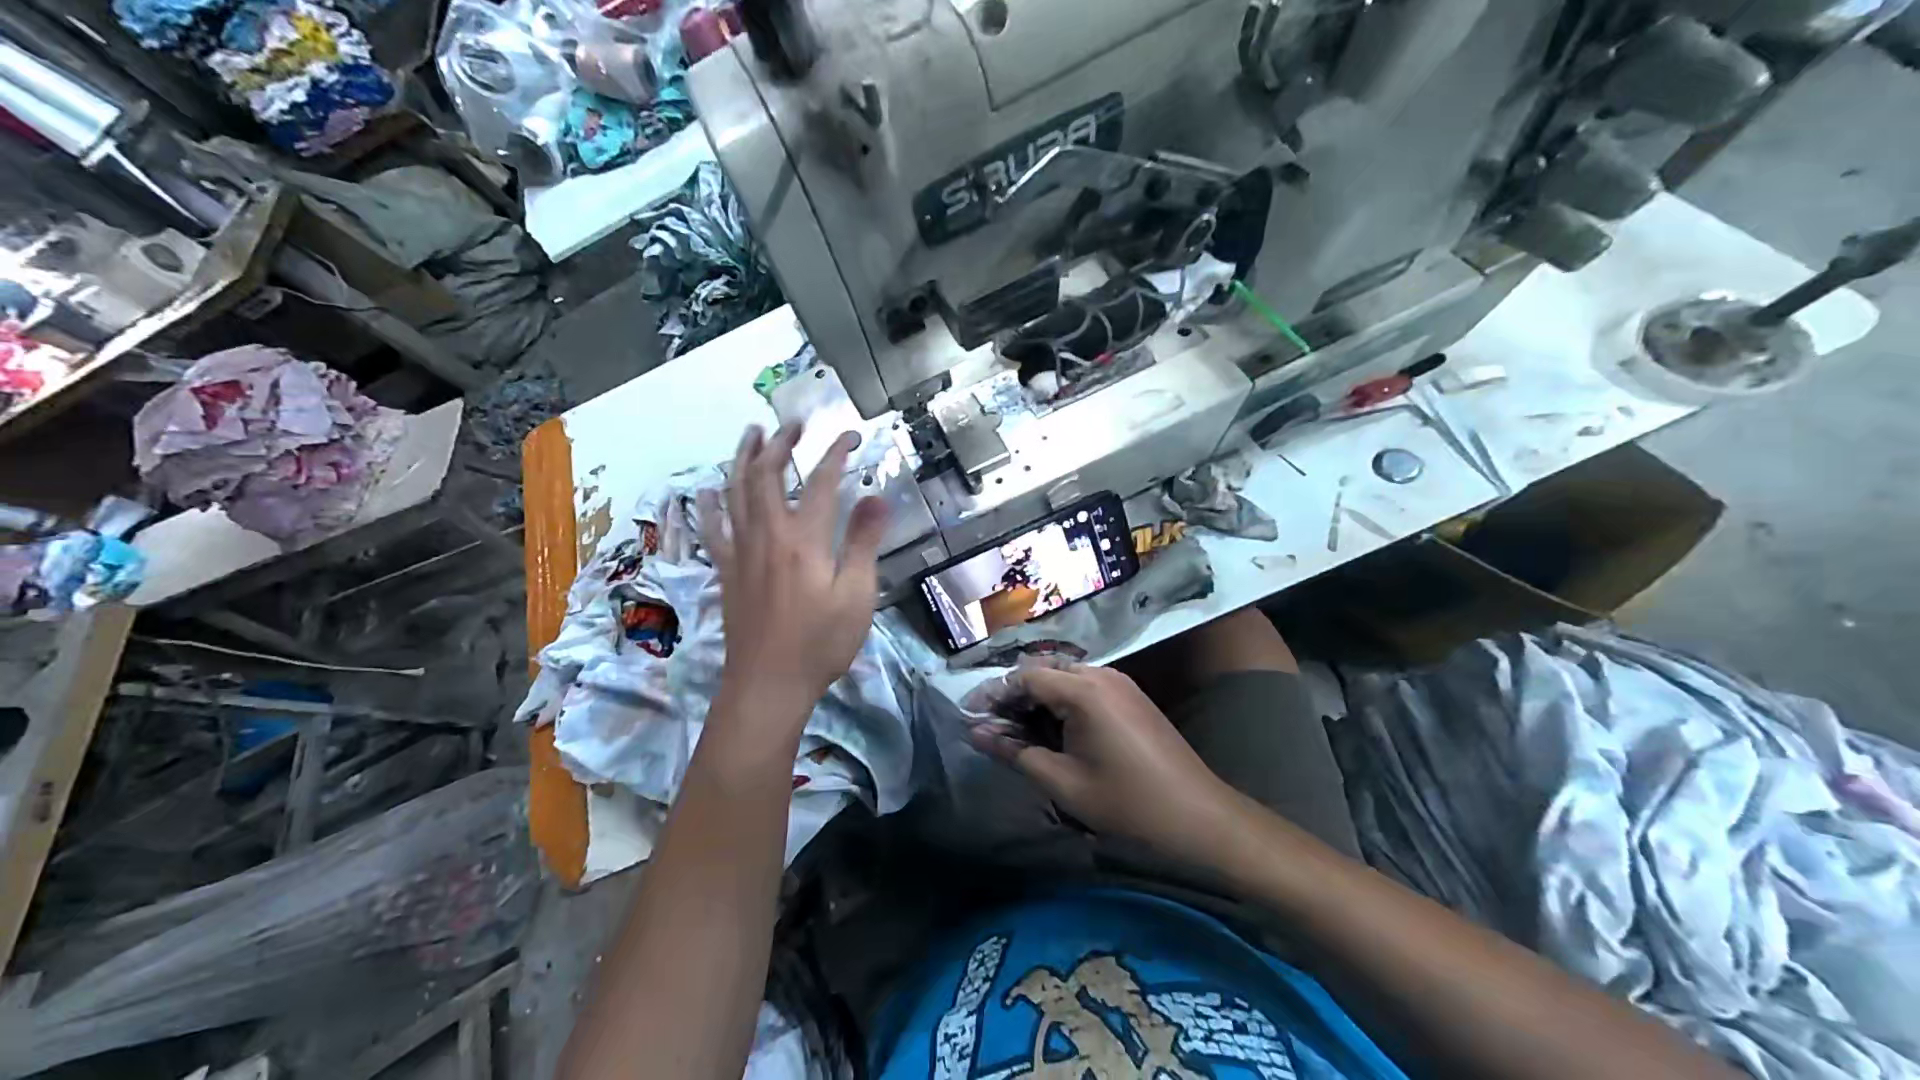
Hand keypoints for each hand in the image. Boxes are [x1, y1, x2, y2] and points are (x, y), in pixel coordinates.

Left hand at [699, 424, 887, 722]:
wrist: (768, 684)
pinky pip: (713, 526)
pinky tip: (710, 489)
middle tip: (794, 423)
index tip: (851, 436)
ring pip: (735, 491)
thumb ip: (863, 543)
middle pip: (767, 474)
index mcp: (804, 539)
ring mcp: (741, 551)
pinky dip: (711, 502)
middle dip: (781, 442)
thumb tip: (877, 498)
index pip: (822, 481)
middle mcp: (768, 534)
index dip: (836, 453)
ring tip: (752, 433)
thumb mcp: (856, 596)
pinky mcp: (726, 570)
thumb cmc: (820, 643)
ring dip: (743, 457)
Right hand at [965, 660, 1244, 857]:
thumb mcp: (1062, 782)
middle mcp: (1102, 674)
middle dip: (1014, 696)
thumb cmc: (1126, 802)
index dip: (994, 694)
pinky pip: (1085, 688)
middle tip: (991, 726)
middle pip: (1044, 672)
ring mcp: (1120, 683)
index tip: (970, 717)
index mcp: (1084, 690)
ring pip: (1064, 679)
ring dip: (1038, 699)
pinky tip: (1052, 731)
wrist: (1197, 815)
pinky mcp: (1131, 696)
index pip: (1025, 677)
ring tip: (1016, 731)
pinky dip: (1061, 703)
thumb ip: (1016, 752)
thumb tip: (977, 733)